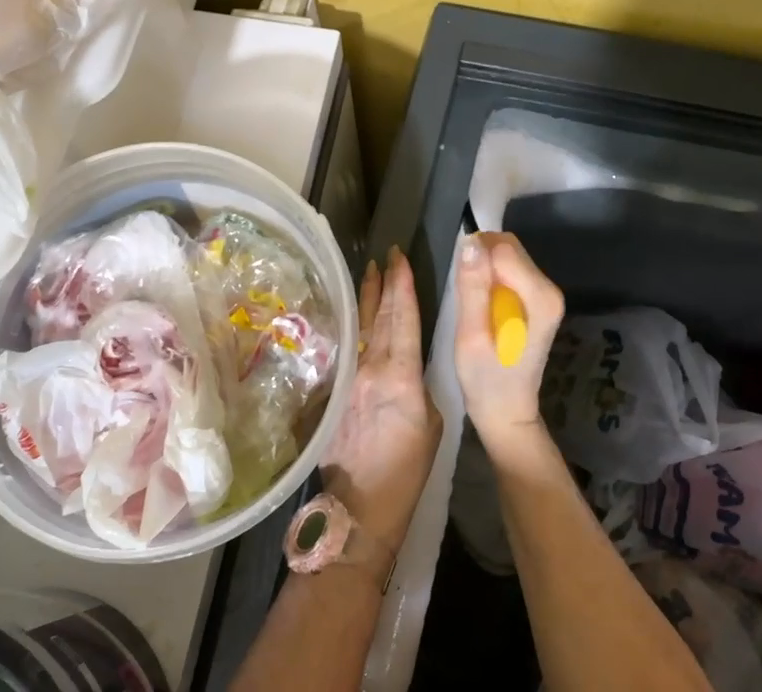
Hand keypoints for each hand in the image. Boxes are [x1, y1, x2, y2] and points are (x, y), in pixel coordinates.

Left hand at [321, 246, 442, 552]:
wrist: (361, 505)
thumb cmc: (407, 470)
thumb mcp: (431, 423)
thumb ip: (418, 385)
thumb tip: (407, 365)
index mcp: (401, 376)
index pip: (404, 319)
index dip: (402, 286)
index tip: (400, 259)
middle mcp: (370, 369)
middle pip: (378, 317)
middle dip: (381, 285)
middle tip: (383, 258)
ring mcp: (345, 379)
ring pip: (358, 330)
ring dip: (363, 301)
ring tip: (366, 275)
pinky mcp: (329, 391)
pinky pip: (343, 352)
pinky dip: (349, 330)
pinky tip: (348, 316)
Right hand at [453, 232, 565, 452]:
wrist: (507, 413)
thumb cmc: (485, 381)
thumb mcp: (471, 336)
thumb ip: (473, 288)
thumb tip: (470, 242)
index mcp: (540, 297)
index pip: (502, 249)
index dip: (474, 257)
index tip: (457, 284)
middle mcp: (550, 290)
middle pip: (509, 247)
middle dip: (480, 259)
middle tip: (462, 293)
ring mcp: (547, 296)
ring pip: (508, 256)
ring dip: (484, 269)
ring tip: (471, 302)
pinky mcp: (538, 301)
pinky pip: (510, 272)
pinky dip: (491, 279)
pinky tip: (482, 307)